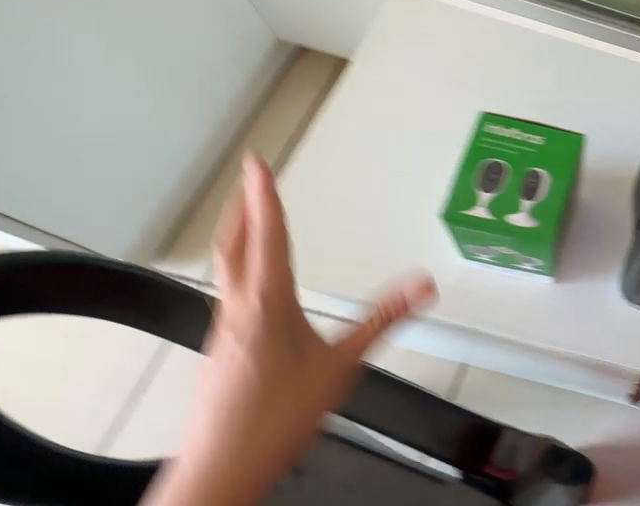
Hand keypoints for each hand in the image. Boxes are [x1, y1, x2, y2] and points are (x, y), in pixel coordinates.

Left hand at [144, 155, 437, 505]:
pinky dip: (237, 266)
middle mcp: (237, 310)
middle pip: (234, 245)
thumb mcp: (342, 366)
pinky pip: (227, 292)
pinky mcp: (219, 352)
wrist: (216, 476)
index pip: (267, 235)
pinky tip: (249, 283)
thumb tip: (423, 285)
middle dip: (242, 206)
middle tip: (248, 178)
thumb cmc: (271, 423)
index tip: (257, 164)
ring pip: (226, 268)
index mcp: (265, 303)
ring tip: (246, 217)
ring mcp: (222, 331)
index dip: (263, 196)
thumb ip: (384, 320)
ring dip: (236, 233)